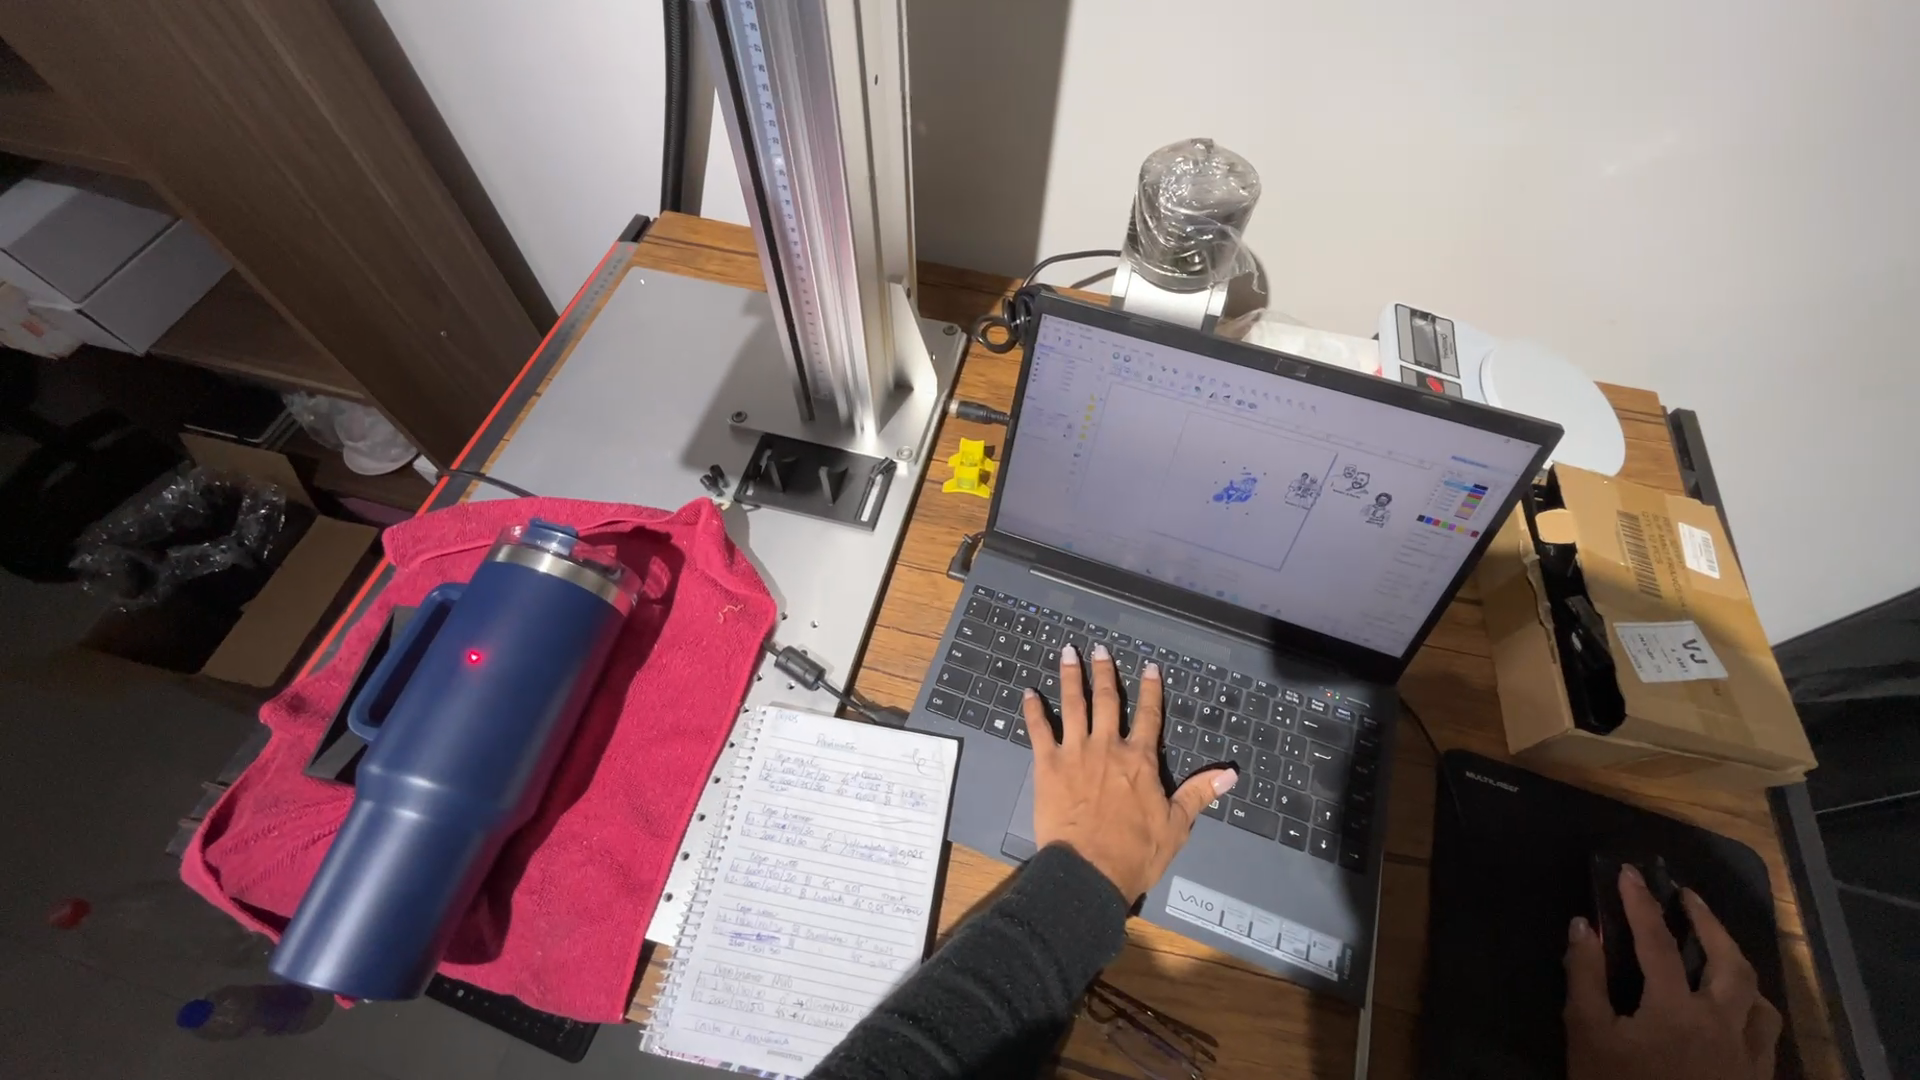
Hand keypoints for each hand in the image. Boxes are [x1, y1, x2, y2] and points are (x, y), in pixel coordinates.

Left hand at [1022, 643, 1238, 901]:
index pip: (1149, 716)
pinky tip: (1029, 692)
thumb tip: (1230, 773)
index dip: (1151, 689)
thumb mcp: (1177, 825)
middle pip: (1108, 700)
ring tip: (1067, 652)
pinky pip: (1038, 729)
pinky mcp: (1047, 764)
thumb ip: (1199, 793)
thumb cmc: (1136, 851)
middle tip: (1099, 648)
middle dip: (1105, 672)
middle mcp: (1108, 746)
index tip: (1149, 666)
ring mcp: (1075, 751)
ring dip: (1071, 677)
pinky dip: (1032, 709)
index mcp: (1139, 759)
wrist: (1090, 869)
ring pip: (1074, 705)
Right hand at [1564, 865, 1781, 1079]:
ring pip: (1759, 998)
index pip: (1657, 942)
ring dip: (1736, 962)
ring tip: (1713, 946)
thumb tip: (1583, 925)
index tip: (1630, 873)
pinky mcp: (1755, 1076)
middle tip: (1686, 896)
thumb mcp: (1586, 1030)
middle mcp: (1723, 1025)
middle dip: (1708, 923)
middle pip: (1730, 964)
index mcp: (1677, 1011)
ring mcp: (1748, 1055)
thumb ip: (1584, 975)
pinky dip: (1749, 1001)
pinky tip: (1731, 1002)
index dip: (1641, 903)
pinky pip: (1765, 1029)